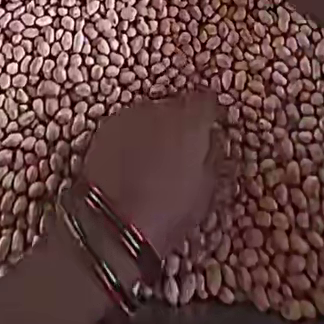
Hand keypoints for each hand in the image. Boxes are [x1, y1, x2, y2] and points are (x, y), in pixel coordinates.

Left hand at [79, 92, 220, 257]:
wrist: (114, 222)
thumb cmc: (169, 211)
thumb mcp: (205, 191)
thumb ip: (214, 157)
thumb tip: (216, 139)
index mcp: (191, 122)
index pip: (206, 101)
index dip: (210, 112)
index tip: (211, 124)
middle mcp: (161, 109)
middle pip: (176, 105)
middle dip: (181, 122)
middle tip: (182, 149)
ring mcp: (131, 114)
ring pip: (150, 113)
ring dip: (155, 128)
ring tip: (154, 158)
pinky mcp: (107, 125)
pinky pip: (128, 124)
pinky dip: (132, 136)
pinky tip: (131, 160)